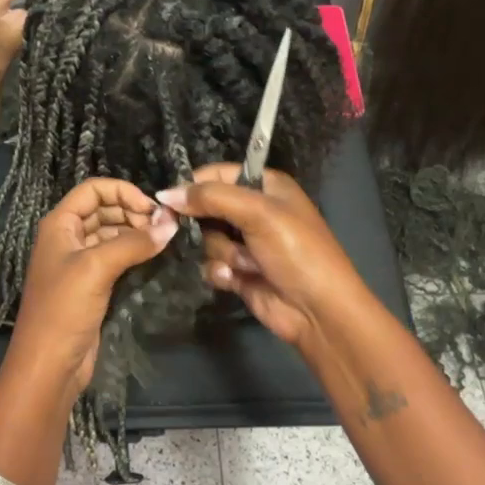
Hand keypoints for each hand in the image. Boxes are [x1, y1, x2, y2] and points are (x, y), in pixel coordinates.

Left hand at [11, 179, 178, 400]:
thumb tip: (170, 225)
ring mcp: (79, 263)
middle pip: (104, 210)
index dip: (122, 192)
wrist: (48, 365)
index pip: (93, 190)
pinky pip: (115, 259)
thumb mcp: (96, 268)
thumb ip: (133, 243)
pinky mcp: (91, 286)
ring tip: (164, 242)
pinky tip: (155, 259)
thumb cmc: (64, 308)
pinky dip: (134, 254)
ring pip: (111, 235)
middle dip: (133, 212)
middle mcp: (67, 238)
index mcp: (59, 224)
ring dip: (136, 234)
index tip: (152, 209)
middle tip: (164, 229)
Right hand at [157, 165, 364, 353]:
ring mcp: (246, 242)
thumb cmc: (295, 251)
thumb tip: (165, 194)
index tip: (171, 201)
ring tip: (245, 264)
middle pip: (206, 206)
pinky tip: (236, 280)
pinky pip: (211, 263)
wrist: (318, 312)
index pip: (217, 173)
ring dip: (222, 252)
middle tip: (207, 233)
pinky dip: (221, 271)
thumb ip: (211, 198)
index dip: (194, 185)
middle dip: (207, 224)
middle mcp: (254, 210)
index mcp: (265, 185)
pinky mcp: (239, 270)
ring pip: (207, 238)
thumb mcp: (257, 213)